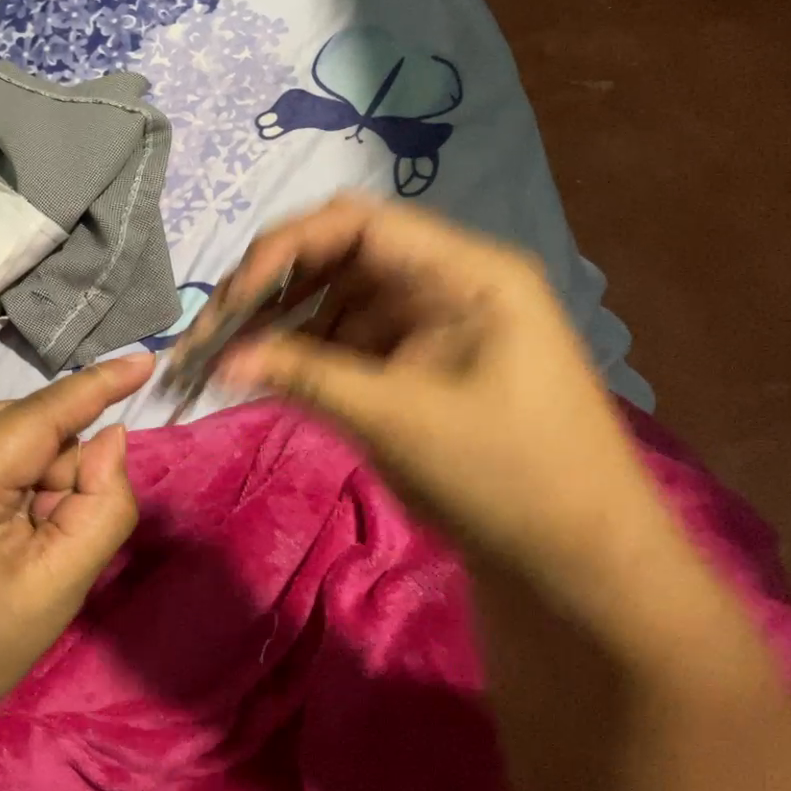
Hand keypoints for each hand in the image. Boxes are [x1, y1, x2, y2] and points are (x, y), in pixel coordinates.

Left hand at [0, 353, 154, 738]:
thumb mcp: (56, 588)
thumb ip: (98, 508)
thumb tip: (112, 436)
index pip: (36, 417)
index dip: (95, 386)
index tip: (145, 358)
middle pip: (24, 422)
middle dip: (60, 463)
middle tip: (51, 535)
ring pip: (7, 428)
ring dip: (36, 469)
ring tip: (21, 537)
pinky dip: (11, 471)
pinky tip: (0, 522)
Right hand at [183, 194, 658, 582]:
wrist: (577, 565)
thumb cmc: (508, 479)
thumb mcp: (398, 419)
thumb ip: (304, 376)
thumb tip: (218, 360)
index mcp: (467, 274)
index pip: (358, 225)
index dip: (286, 249)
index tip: (234, 300)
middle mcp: (442, 282)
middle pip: (335, 253)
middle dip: (268, 283)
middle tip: (213, 329)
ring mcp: (424, 321)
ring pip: (328, 295)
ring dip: (272, 319)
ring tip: (218, 354)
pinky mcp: (409, 359)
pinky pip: (337, 337)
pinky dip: (294, 350)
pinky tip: (254, 372)